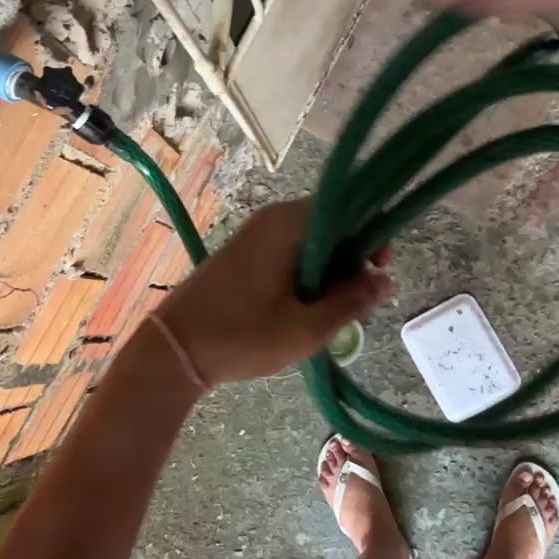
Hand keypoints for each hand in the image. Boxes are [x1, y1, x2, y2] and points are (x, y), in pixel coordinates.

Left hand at [154, 199, 391, 384]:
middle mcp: (273, 220)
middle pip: (333, 226)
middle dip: (351, 262)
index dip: (371, 237)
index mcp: (289, 224)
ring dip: (329, 275)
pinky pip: (291, 255)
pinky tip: (305, 311)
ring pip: (313, 244)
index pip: (349, 208)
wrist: (173, 350)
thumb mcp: (306, 328)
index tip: (379, 272)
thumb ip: (351, 302)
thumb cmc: (241, 336)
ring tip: (329, 314)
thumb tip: (385, 281)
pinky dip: (307, 278)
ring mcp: (257, 237)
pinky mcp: (247, 256)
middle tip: (354, 304)